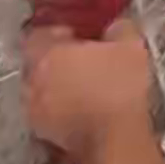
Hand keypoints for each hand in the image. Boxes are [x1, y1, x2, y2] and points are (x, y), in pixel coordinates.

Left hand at [23, 18, 153, 163]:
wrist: (113, 136)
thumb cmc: (118, 88)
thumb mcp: (131, 46)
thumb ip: (120, 29)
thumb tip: (117, 27)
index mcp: (49, 54)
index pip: (39, 33)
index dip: (59, 30)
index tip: (76, 32)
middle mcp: (34, 80)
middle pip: (39, 61)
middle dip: (61, 57)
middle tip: (87, 55)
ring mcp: (34, 107)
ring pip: (42, 86)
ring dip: (61, 82)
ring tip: (91, 81)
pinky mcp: (43, 130)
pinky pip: (49, 108)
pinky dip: (64, 104)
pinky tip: (89, 104)